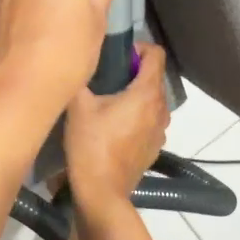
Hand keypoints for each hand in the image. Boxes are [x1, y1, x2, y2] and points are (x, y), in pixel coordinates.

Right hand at [62, 43, 170, 214]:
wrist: (101, 192)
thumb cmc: (91, 144)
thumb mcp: (78, 106)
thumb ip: (82, 78)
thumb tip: (80, 62)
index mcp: (147, 93)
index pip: (156, 55)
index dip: (138, 48)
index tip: (118, 55)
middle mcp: (161, 108)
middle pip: (154, 77)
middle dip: (134, 71)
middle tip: (107, 76)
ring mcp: (161, 130)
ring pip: (153, 99)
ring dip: (136, 94)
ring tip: (110, 100)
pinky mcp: (155, 147)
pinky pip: (150, 119)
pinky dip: (138, 114)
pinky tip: (115, 124)